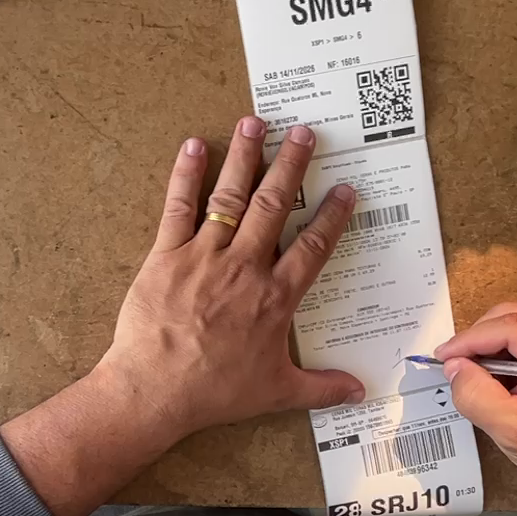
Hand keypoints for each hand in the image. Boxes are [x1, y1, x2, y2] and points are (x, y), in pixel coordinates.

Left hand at [0, 116, 361, 515]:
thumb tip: (360, 392)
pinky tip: (194, 147)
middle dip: (291, 166)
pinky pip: (178, 208)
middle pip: (274, 207)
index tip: (343, 189)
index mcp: (275, 297)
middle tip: (305, 133)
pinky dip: (187, 175)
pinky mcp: (166, 255)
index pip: (312, 248)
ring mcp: (204, 257)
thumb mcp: (276, 392)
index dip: (331, 216)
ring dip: (245, 158)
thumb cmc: (216, 392)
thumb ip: (321, 387)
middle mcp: (244, 267)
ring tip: (256, 123)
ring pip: (231, 197)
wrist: (157, 390)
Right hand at [436, 303, 516, 497]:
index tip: (444, 356)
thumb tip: (455, 366)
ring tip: (485, 377)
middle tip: (458, 367)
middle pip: (514, 316)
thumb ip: (477, 396)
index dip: (471, 338)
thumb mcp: (511, 431)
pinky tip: (503, 374)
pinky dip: (506, 347)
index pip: (512, 327)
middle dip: (479, 339)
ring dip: (492, 343)